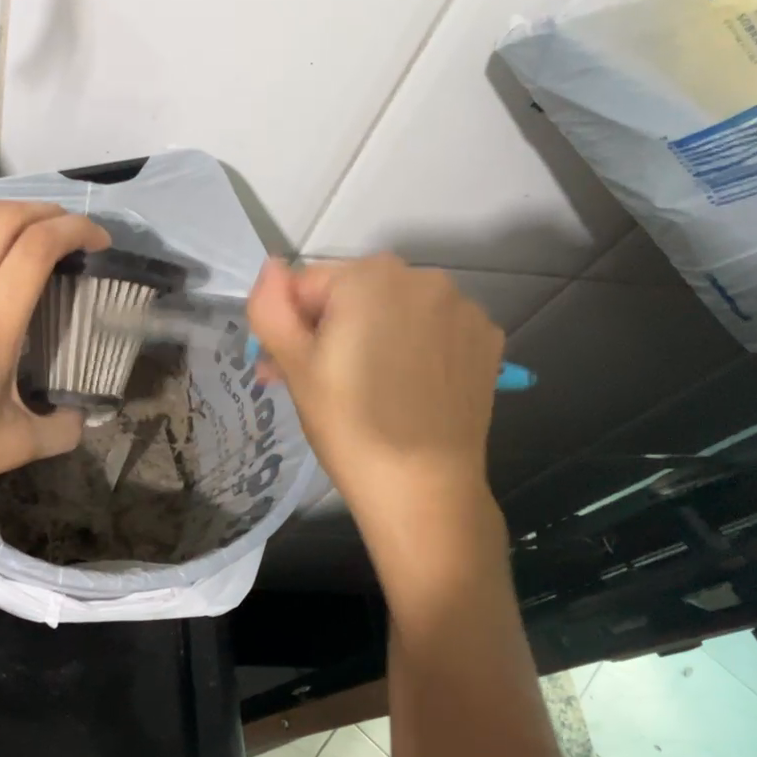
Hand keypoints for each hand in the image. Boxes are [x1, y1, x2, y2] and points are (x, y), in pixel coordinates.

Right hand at [246, 256, 503, 532]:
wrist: (424, 489)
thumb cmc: (348, 426)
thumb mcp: (294, 367)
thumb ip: (270, 308)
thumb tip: (270, 267)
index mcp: (368, 277)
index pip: (307, 286)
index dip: (291, 327)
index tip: (285, 371)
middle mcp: (422, 278)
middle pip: (355, 294)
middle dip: (332, 329)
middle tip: (319, 384)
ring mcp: (462, 309)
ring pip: (397, 311)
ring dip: (375, 336)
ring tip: (367, 390)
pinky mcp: (486, 341)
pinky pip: (434, 331)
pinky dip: (416, 349)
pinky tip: (408, 389)